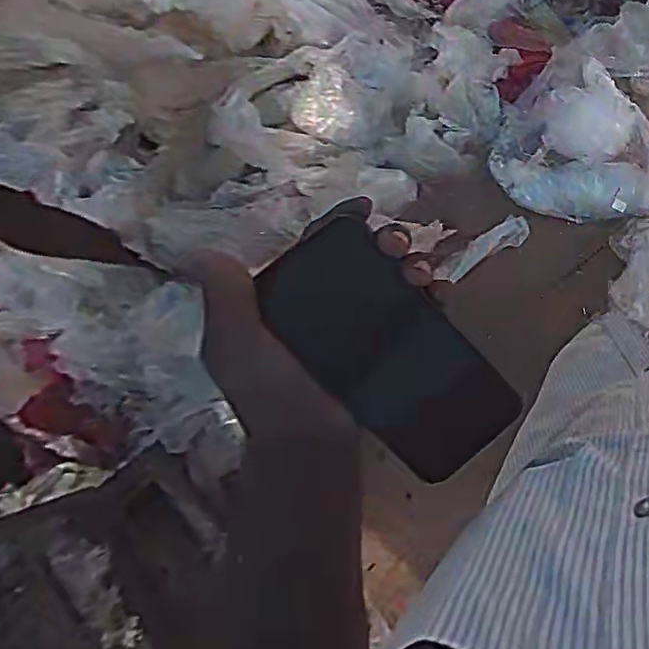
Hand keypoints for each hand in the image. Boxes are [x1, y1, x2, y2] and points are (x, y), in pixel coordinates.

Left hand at [184, 199, 442, 445]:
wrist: (311, 441)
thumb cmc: (271, 394)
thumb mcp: (236, 347)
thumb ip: (226, 302)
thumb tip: (207, 252)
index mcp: (297, 292)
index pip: (321, 244)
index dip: (343, 221)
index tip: (366, 207)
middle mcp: (334, 301)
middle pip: (368, 254)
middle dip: (388, 239)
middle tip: (399, 243)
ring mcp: (368, 322)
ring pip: (398, 276)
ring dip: (415, 263)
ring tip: (421, 273)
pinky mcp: (395, 341)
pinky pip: (419, 309)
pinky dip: (435, 294)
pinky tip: (441, 293)